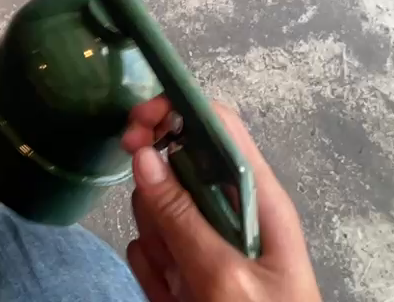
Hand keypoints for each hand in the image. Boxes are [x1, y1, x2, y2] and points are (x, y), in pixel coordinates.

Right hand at [121, 99, 320, 301]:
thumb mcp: (223, 280)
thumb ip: (180, 215)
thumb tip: (142, 153)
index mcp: (260, 200)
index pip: (216, 123)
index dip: (174, 111)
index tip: (133, 128)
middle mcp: (235, 210)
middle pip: (174, 163)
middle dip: (157, 198)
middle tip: (162, 236)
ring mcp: (209, 240)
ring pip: (155, 204)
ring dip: (155, 243)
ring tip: (180, 288)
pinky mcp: (187, 267)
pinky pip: (148, 244)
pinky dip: (152, 271)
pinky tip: (174, 300)